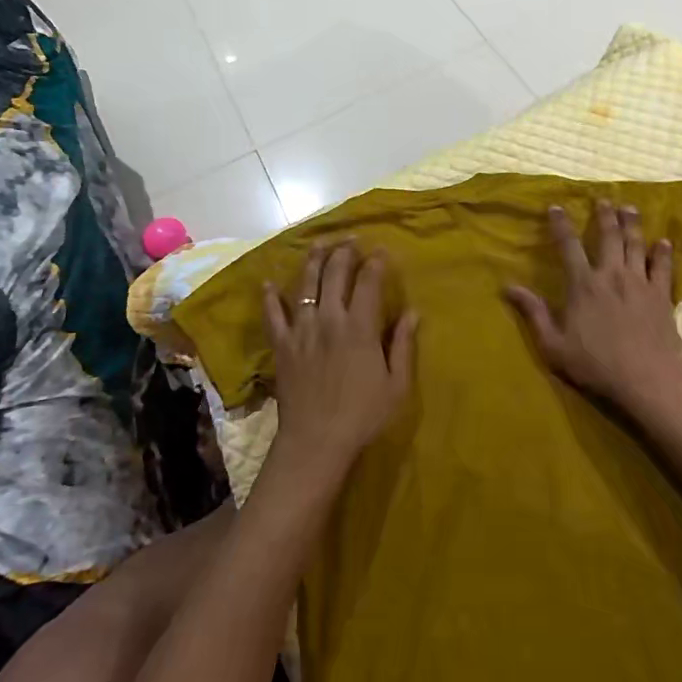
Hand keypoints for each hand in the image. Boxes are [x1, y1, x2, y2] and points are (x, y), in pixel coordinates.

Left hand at [264, 242, 417, 471]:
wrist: (316, 441)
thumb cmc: (363, 415)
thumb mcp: (396, 385)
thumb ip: (404, 345)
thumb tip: (413, 312)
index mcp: (360, 327)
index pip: (369, 282)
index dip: (376, 262)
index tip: (381, 250)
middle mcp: (329, 319)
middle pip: (335, 274)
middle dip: (345, 252)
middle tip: (352, 240)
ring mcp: (302, 330)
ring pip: (305, 285)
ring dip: (313, 261)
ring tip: (319, 245)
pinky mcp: (281, 345)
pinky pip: (272, 315)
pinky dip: (270, 297)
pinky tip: (268, 283)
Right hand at [507, 200, 681, 412]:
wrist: (648, 380)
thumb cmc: (596, 365)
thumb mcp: (554, 345)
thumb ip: (534, 313)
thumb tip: (508, 287)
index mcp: (583, 285)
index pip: (568, 246)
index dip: (561, 224)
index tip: (556, 206)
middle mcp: (611, 275)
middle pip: (609, 236)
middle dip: (604, 215)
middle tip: (603, 199)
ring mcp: (640, 283)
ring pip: (636, 244)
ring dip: (632, 224)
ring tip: (629, 208)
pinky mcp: (662, 296)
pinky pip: (663, 267)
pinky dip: (663, 253)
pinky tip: (664, 242)